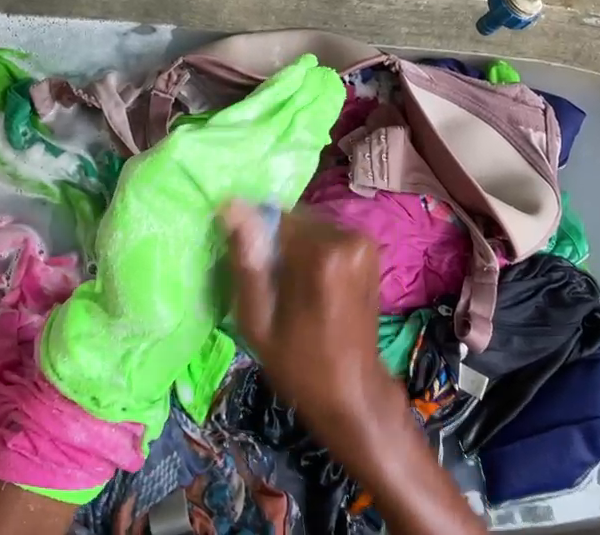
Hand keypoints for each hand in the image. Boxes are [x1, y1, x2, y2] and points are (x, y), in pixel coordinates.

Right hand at [221, 200, 485, 534]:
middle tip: (270, 287)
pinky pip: (325, 236)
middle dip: (276, 244)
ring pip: (309, 227)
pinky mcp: (368, 248)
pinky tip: (307, 286)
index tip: (249, 270)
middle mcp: (348, 238)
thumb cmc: (299, 365)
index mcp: (322, 255)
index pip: (273, 217)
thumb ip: (246, 259)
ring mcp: (363, 242)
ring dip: (293, 249)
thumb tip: (231, 205)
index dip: (255, 239)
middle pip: (293, 221)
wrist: (353, 393)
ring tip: (288, 290)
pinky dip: (311, 253)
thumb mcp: (257, 320)